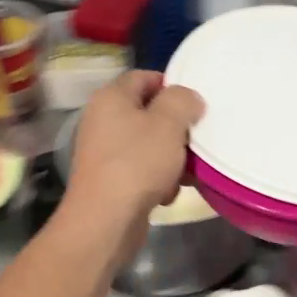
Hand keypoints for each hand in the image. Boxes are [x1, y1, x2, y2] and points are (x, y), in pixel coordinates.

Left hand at [61, 70, 203, 232]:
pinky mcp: (109, 180)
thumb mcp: (168, 123)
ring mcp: (103, 152)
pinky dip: (156, 179)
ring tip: (185, 174)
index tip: (195, 105)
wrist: (106, 219)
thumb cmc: (137, 163)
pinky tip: (166, 194)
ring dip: (170, 159)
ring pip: (147, 145)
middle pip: (148, 114)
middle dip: (175, 129)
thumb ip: (182, 101)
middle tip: (195, 141)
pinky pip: (140, 170)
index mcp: (111, 97)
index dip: (171, 86)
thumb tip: (188, 98)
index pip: (143, 77)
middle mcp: (102, 120)